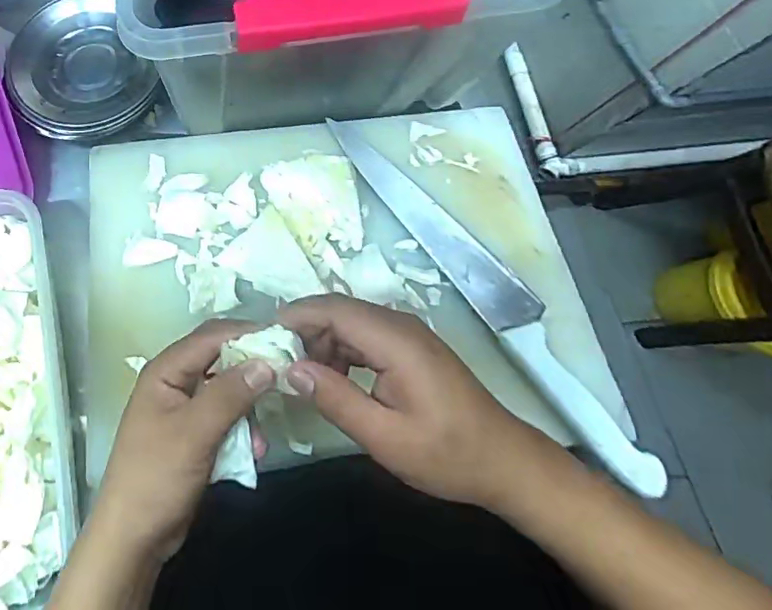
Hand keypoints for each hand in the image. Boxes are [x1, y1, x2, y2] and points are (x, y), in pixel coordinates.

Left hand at [88, 318, 275, 563]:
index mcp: (165, 370)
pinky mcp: (192, 435)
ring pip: (225, 392)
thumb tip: (265, 362)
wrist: (133, 536)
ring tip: (264, 431)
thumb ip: (229, 395)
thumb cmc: (157, 476)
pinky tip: (254, 451)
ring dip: (247, 407)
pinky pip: (224, 420)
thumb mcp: (195, 433)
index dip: (245, 332)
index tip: (283, 337)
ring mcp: (182, 409)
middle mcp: (173, 382)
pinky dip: (240, 430)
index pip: (209, 336)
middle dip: (250, 368)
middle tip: (287, 375)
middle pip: (219, 360)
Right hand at [279, 294, 557, 509]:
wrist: (507, 463)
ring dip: (320, 341)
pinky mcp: (408, 345)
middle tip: (277, 362)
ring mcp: (406, 332)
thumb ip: (335, 399)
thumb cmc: (447, 454)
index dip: (293, 317)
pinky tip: (333, 378)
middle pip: (337, 309)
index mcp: (395, 339)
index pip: (331, 308)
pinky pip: (363, 333)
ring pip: (347, 320)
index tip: (263, 339)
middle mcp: (398, 324)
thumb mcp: (385, 437)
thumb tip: (289, 369)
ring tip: (302, 376)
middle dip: (302, 330)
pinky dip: (340, 349)